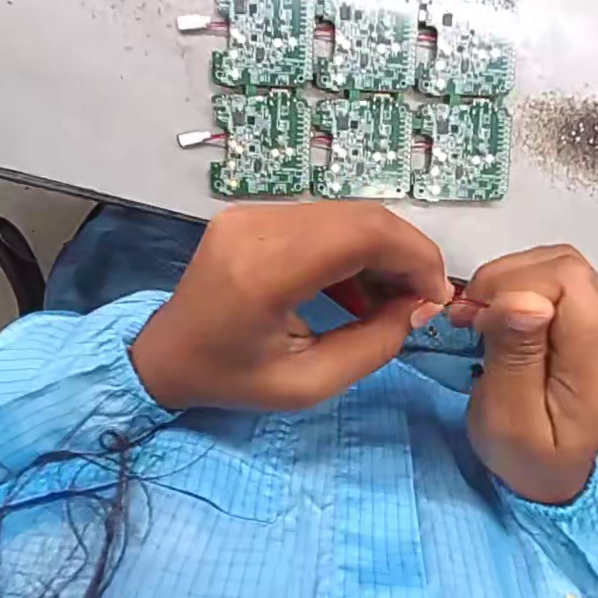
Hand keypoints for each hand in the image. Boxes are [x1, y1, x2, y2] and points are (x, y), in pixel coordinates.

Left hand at [131, 202, 453, 409]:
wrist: (163, 355)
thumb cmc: (229, 379)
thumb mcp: (307, 383)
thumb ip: (373, 345)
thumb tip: (419, 306)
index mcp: (264, 272)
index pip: (364, 234)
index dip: (416, 258)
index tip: (433, 300)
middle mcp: (255, 227)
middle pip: (359, 217)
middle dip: (404, 256)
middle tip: (416, 303)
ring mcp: (247, 214)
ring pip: (343, 215)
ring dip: (378, 252)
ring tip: (386, 302)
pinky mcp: (247, 214)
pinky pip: (317, 221)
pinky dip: (348, 249)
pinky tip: (353, 290)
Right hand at [455, 246, 597, 503]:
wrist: (546, 478)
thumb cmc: (522, 456)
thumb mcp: (508, 416)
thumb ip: (516, 355)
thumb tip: (521, 299)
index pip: (566, 280)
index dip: (511, 286)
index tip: (476, 320)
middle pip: (565, 266)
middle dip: (506, 281)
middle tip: (471, 318)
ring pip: (560, 266)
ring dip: (510, 283)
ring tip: (483, 318)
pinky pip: (559, 283)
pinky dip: (520, 289)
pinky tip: (501, 318)